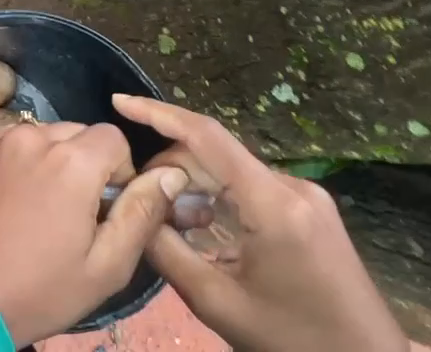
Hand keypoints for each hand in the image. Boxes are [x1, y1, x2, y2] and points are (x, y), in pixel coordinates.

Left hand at [0, 120, 189, 344]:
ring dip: (52, 161)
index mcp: (71, 162)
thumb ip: (142, 213)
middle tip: (76, 213)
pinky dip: (20, 163)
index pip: (114, 138)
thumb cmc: (41, 286)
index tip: (107, 207)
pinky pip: (10, 144)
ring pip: (42, 136)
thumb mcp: (107, 264)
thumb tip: (170, 175)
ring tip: (42, 209)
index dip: (120, 171)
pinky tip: (12, 202)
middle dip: (86, 165)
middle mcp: (32, 137)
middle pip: (77, 133)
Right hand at [112, 95, 406, 351]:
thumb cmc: (293, 343)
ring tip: (170, 223)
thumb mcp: (216, 302)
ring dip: (192, 188)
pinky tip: (202, 229)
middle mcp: (294, 188)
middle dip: (170, 170)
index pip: (206, 136)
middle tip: (140, 204)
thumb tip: (130, 206)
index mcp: (274, 205)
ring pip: (228, 172)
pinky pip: (248, 188)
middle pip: (213, 156)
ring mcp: (307, 199)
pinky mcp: (311, 213)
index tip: (118, 102)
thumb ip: (164, 249)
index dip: (157, 113)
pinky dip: (216, 199)